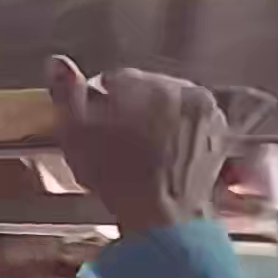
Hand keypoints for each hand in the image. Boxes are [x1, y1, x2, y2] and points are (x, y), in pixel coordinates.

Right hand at [46, 55, 228, 234]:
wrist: (162, 215)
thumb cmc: (114, 174)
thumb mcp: (75, 132)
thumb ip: (66, 92)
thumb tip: (56, 61)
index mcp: (148, 85)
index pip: (112, 78)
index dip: (94, 101)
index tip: (90, 124)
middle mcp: (186, 90)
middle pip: (143, 87)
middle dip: (126, 105)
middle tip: (111, 137)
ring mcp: (209, 111)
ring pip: (167, 102)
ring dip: (150, 116)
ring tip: (135, 146)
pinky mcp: (222, 133)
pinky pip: (189, 119)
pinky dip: (173, 128)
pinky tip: (158, 150)